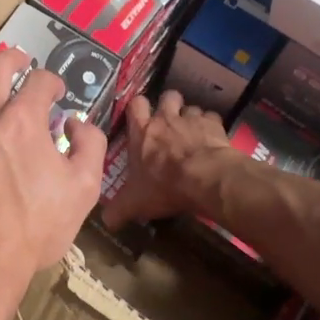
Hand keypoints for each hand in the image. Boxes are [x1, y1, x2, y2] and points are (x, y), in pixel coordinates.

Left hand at [0, 30, 107, 294]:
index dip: (53, 83)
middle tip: (23, 68)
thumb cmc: (31, 230)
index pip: (42, 82)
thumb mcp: (83, 192)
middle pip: (1, 65)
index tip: (56, 94)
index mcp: (25, 119)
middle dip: (17, 61)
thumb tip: (79, 121)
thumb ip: (89, 147)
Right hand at [101, 90, 235, 228]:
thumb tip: (105, 222)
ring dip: (191, 118)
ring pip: (191, 107)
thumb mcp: (136, 202)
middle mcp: (166, 118)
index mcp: (143, 131)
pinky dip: (211, 126)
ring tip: (193, 133)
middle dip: (169, 105)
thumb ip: (119, 209)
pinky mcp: (214, 125)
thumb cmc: (165, 185)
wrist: (205, 178)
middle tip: (170, 122)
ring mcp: (191, 119)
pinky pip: (212, 118)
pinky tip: (212, 140)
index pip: (136, 104)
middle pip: (167, 97)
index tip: (141, 116)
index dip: (138, 107)